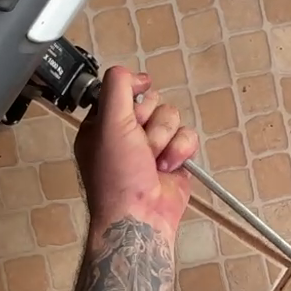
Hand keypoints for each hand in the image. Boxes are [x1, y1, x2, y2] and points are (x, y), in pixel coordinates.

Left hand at [75, 66, 199, 241]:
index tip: (133, 110)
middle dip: (150, 122)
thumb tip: (134, 74)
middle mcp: (127, 134)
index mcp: (103, 125)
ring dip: (165, 138)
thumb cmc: (117, 178)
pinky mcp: (174, 158)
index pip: (123, 91)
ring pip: (172, 118)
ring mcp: (152, 147)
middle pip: (152, 101)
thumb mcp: (108, 123)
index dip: (132, 97)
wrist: (140, 216)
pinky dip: (180, 151)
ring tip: (153, 160)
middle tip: (139, 144)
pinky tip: (168, 168)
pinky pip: (187, 136)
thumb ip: (116, 87)